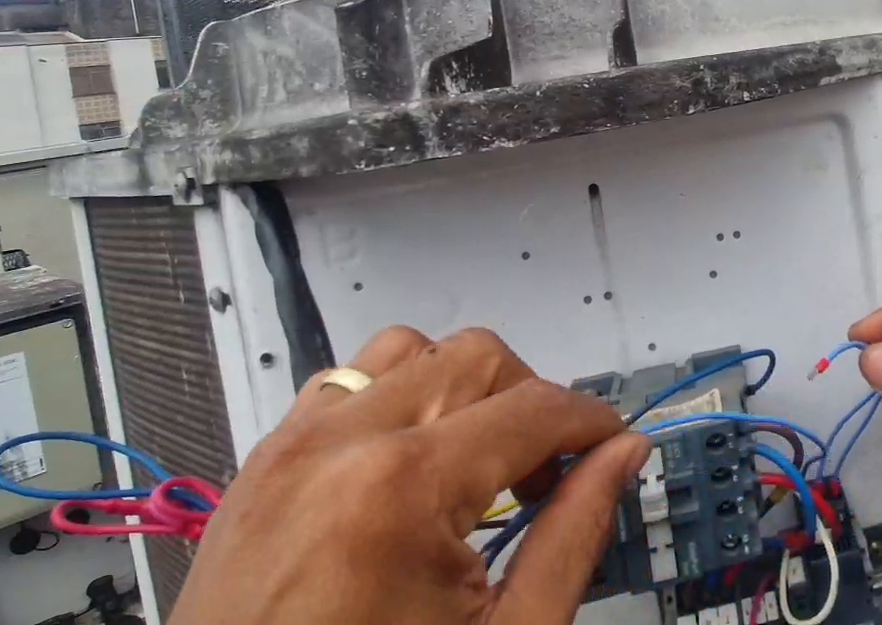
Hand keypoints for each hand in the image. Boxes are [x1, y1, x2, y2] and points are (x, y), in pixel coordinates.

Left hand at [172, 326, 648, 623]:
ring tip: (474, 460)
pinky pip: (345, 384)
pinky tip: (409, 466)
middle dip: (531, 400)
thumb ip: (575, 533)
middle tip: (544, 473)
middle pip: (477, 356)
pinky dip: (396, 399)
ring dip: (460, 388)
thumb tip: (623, 455)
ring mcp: (288, 451)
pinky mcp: (258, 470)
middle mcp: (339, 445)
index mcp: (401, 488)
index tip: (610, 447)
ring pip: (409, 349)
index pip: (534, 407)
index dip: (591, 423)